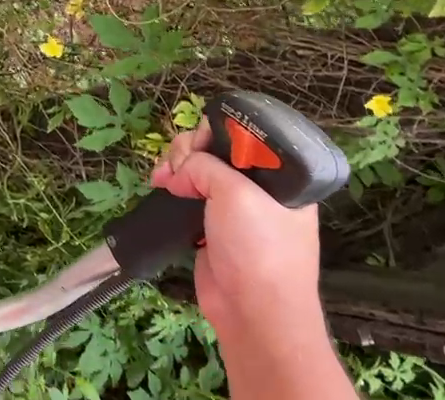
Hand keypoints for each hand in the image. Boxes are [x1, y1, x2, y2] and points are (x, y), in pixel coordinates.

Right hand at [151, 121, 355, 399]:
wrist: (254, 310)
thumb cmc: (257, 247)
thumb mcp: (235, 193)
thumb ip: (203, 166)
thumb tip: (178, 173)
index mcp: (283, 181)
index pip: (245, 138)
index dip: (214, 134)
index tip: (194, 146)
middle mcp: (261, 191)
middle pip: (216, 151)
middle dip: (187, 152)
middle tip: (173, 168)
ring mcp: (237, 209)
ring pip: (198, 170)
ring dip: (174, 168)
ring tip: (161, 180)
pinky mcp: (214, 225)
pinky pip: (190, 193)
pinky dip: (173, 187)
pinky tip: (161, 187)